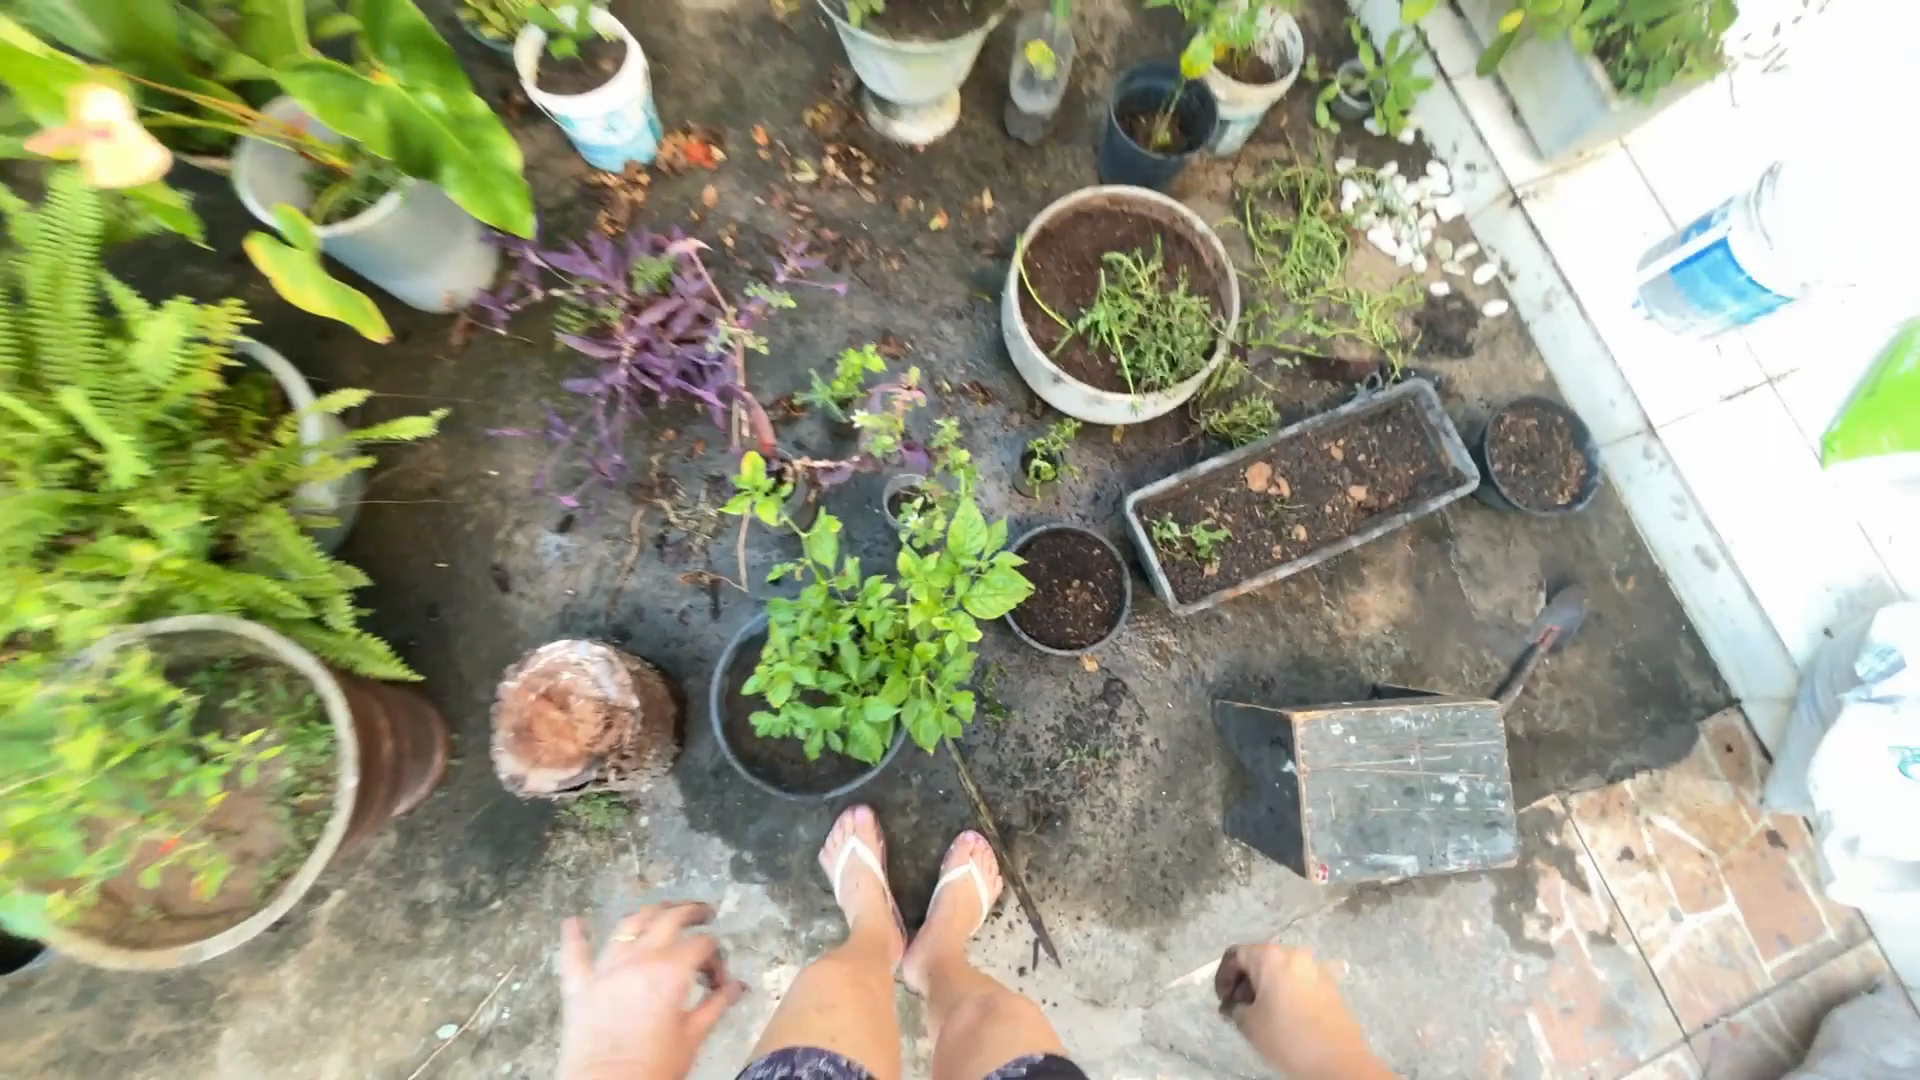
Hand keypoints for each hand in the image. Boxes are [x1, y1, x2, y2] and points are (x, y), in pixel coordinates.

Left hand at [557, 902, 748, 1079]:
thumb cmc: (654, 1070)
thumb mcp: (693, 1038)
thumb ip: (717, 1005)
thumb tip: (738, 986)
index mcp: (672, 970)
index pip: (703, 945)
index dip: (716, 958)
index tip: (719, 979)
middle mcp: (640, 958)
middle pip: (670, 918)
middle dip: (692, 912)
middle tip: (705, 914)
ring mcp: (606, 969)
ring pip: (629, 924)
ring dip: (650, 912)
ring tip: (662, 912)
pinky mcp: (579, 988)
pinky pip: (574, 955)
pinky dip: (574, 936)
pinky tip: (574, 922)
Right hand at [1215, 944, 1391, 1079]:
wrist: (1341, 1064)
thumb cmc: (1289, 1038)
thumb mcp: (1250, 1025)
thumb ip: (1235, 1009)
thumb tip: (1234, 1006)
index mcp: (1269, 955)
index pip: (1235, 956)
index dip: (1223, 977)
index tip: (1223, 1001)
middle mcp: (1292, 953)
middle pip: (1259, 960)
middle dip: (1245, 982)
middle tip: (1239, 1007)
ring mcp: (1315, 968)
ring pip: (1281, 970)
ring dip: (1267, 987)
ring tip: (1262, 1012)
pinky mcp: (1331, 985)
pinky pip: (1300, 981)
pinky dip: (1287, 992)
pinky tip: (1286, 1014)